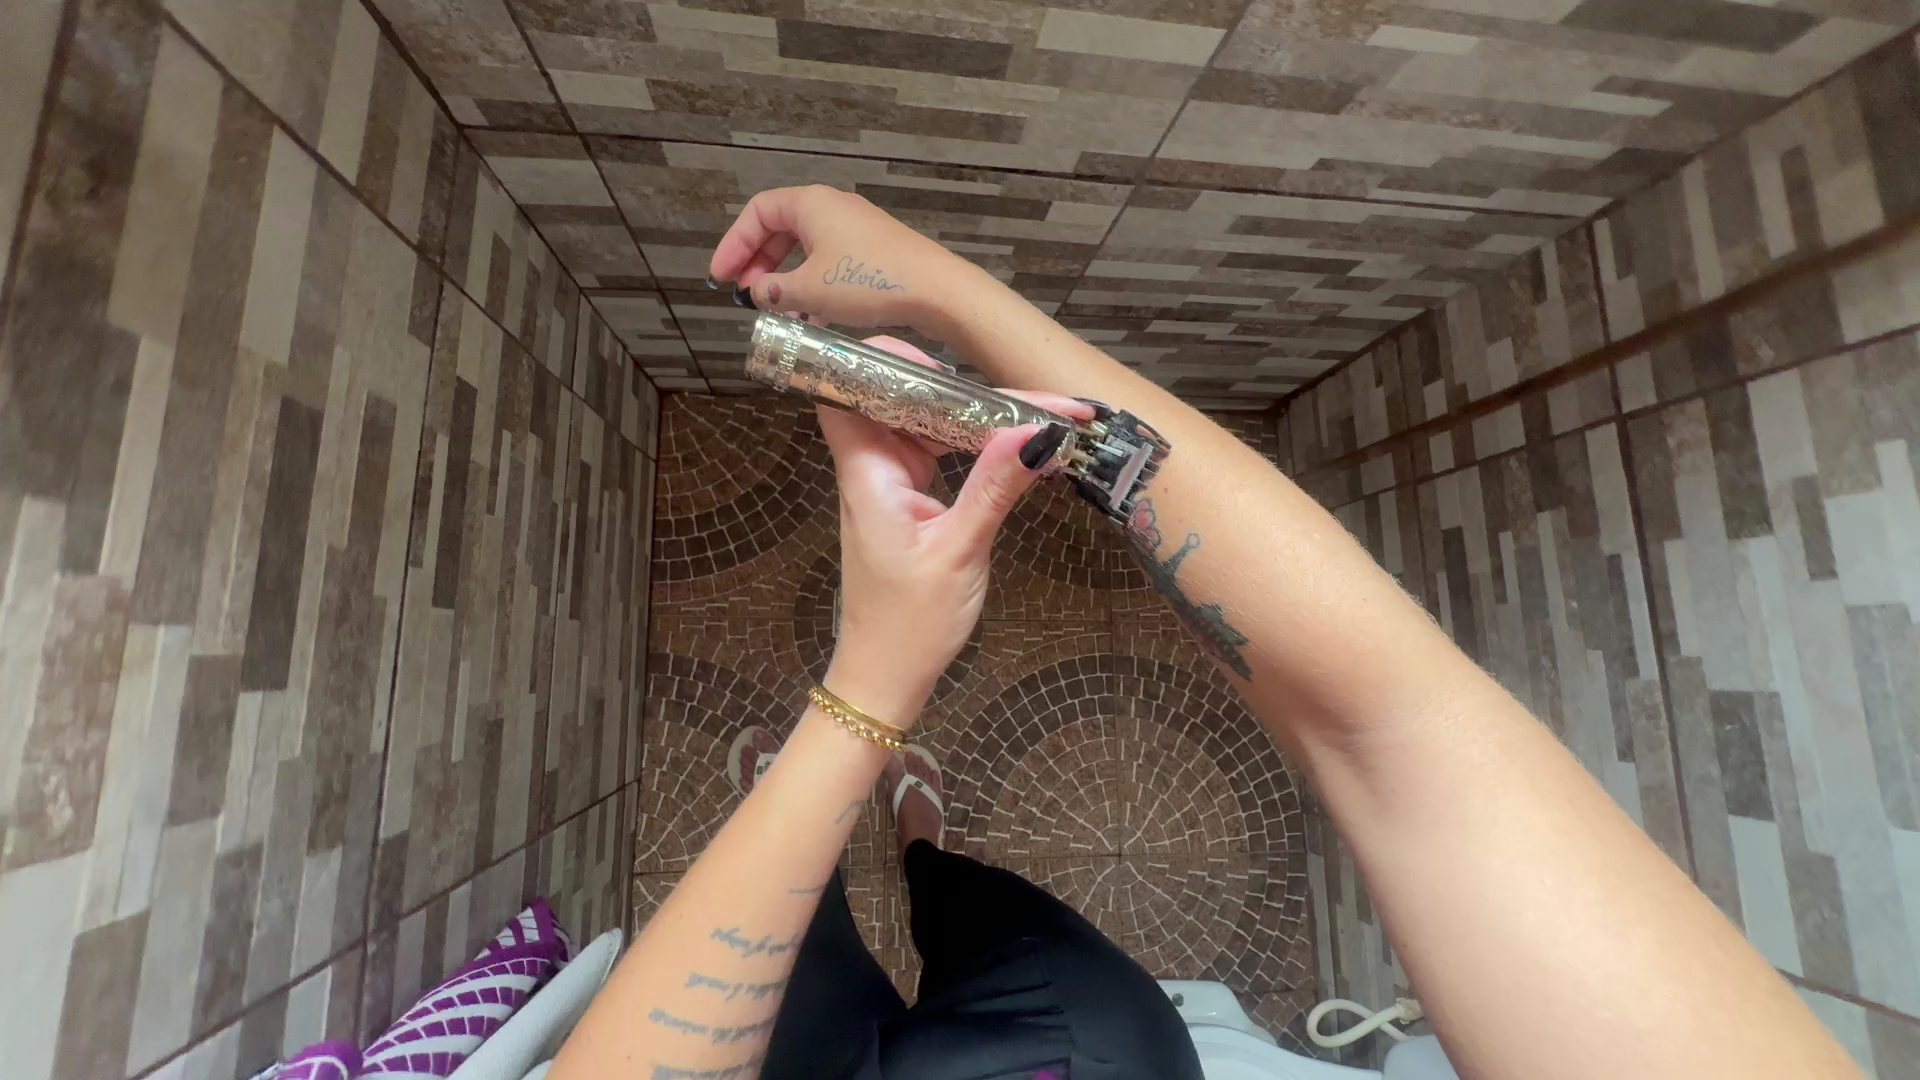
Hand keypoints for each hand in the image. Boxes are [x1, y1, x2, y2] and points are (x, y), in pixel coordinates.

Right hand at [707, 185, 981, 332]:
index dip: (734, 245)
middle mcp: (833, 207)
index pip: (758, 213)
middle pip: (782, 229)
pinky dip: (816, 284)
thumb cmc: (867, 281)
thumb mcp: (810, 289)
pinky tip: (815, 316)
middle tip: (748, 294)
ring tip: (780, 310)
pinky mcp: (877, 251)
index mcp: (811, 203)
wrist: (934, 290)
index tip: (721, 278)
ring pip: (809, 249)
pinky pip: (833, 263)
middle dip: (760, 263)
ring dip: (789, 278)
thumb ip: (775, 290)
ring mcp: (858, 229)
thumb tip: (758, 293)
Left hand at [821, 336, 1093, 724]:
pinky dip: (973, 443)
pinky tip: (1012, 444)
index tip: (945, 363)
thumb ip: (995, 488)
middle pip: (903, 398)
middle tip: (1031, 399)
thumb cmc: (911, 623)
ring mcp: (891, 481)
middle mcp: (872, 466)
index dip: (886, 362)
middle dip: (962, 389)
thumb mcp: (959, 553)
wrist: (888, 675)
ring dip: (975, 416)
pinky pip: (938, 451)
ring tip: (1038, 415)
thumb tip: (1039, 432)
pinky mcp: (910, 498)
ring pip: (926, 423)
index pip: (849, 388)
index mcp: (867, 472)